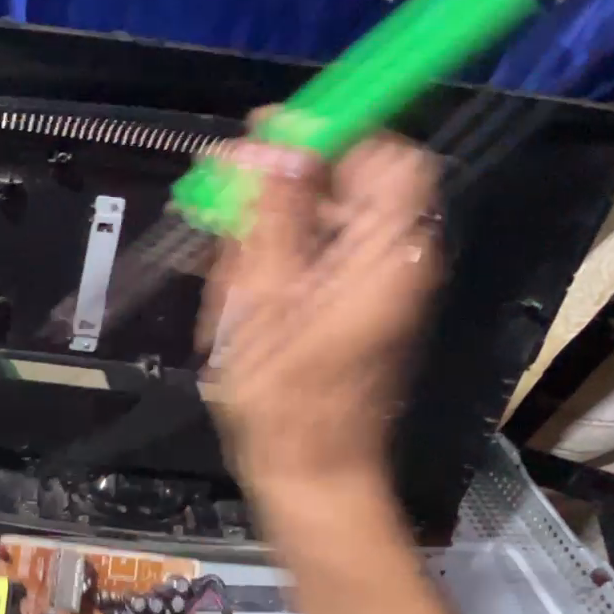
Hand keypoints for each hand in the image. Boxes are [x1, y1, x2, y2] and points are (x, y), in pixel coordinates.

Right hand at [198, 132, 441, 498]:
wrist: (309, 478)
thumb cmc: (286, 402)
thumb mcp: (264, 302)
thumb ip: (273, 215)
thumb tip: (277, 138)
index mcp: (385, 254)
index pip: (384, 155)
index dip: (330, 135)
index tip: (263, 146)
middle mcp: (390, 264)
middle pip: (340, 193)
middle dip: (275, 204)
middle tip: (223, 233)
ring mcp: (371, 292)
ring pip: (315, 234)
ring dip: (263, 248)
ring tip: (224, 294)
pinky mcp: (350, 316)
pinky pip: (311, 270)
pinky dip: (271, 278)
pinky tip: (236, 313)